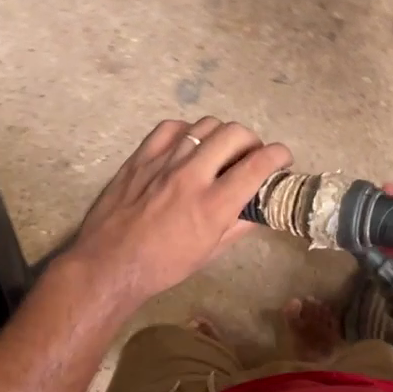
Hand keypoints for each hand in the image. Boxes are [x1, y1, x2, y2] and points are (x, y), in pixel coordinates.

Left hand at [63, 118, 290, 308]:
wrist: (109, 264)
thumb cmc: (164, 266)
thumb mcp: (211, 252)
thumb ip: (240, 225)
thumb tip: (260, 209)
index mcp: (213, 205)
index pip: (258, 164)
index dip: (280, 155)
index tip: (284, 159)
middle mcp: (192, 176)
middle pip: (235, 134)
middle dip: (254, 141)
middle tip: (252, 156)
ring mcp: (164, 162)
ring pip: (206, 125)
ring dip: (223, 135)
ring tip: (221, 151)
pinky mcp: (141, 157)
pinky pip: (172, 127)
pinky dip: (189, 132)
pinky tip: (189, 146)